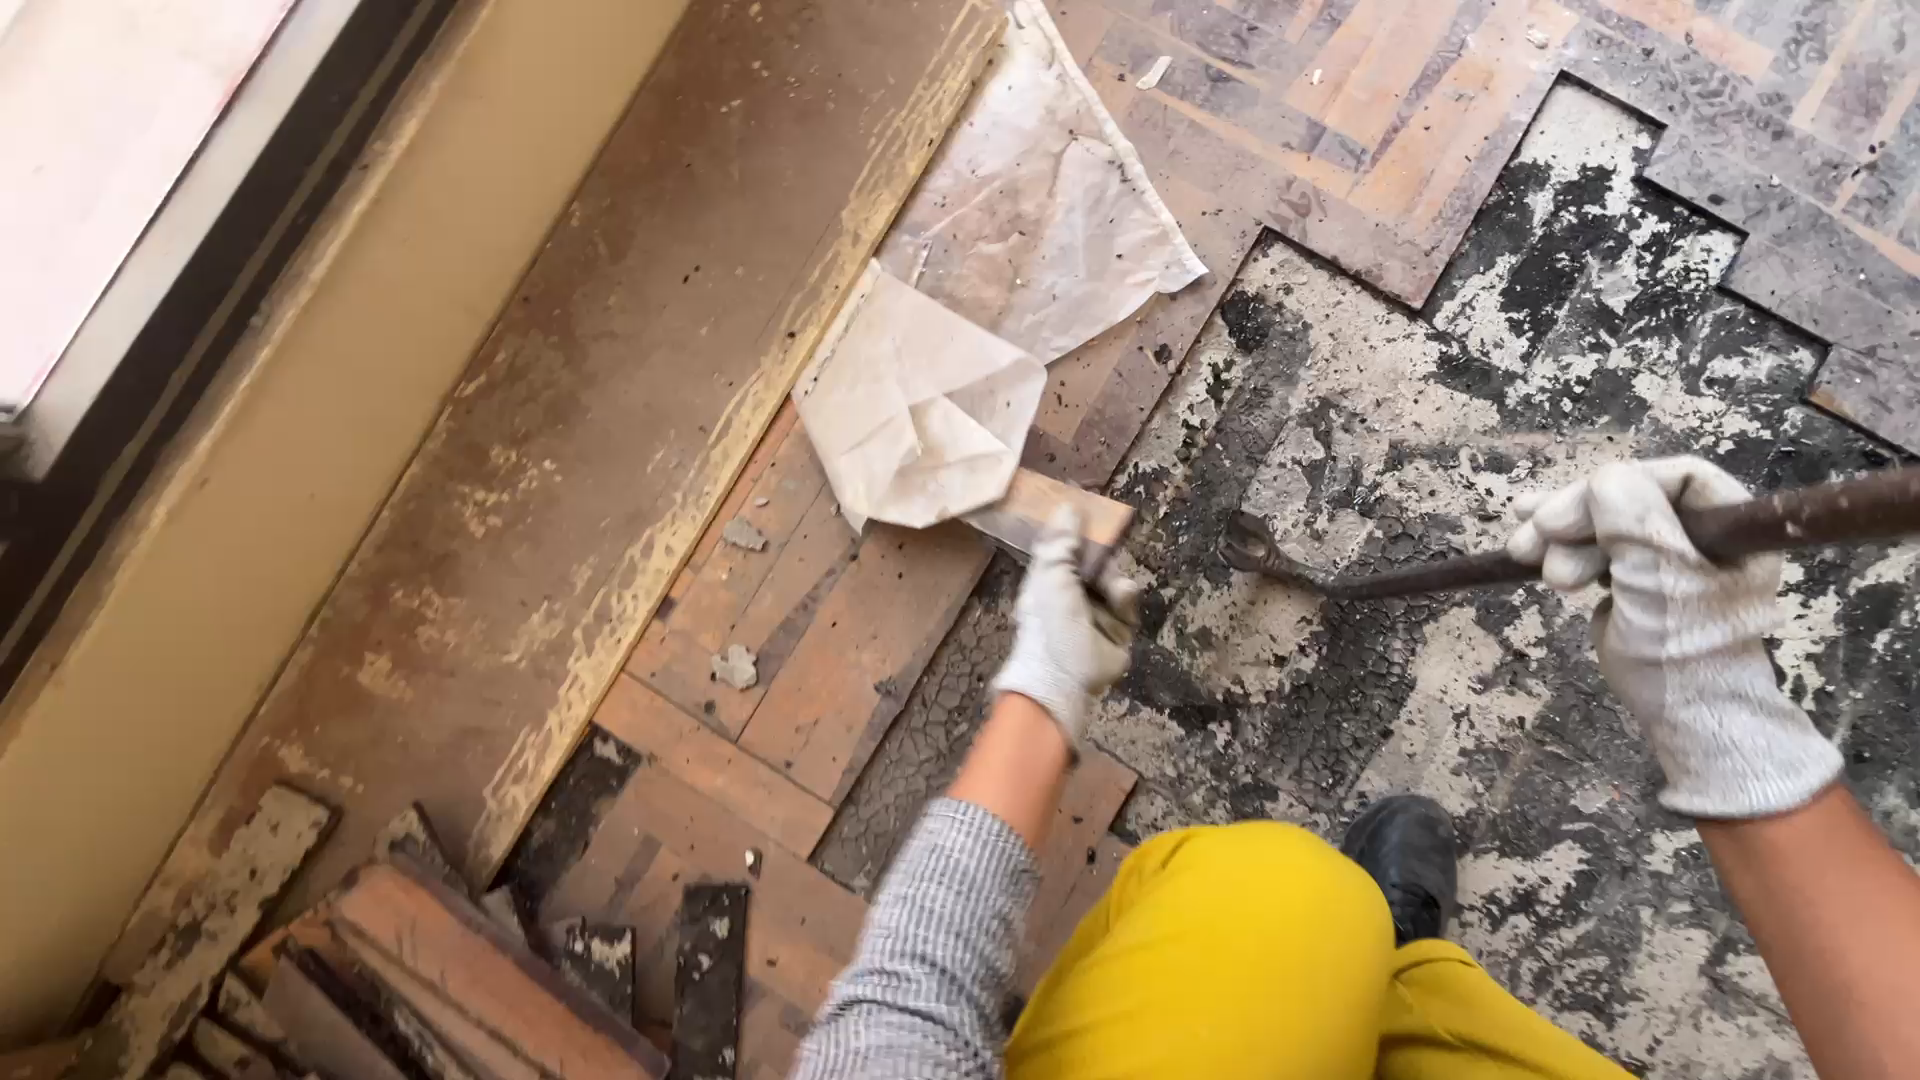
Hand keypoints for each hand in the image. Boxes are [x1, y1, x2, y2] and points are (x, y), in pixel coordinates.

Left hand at [990, 507, 1141, 745]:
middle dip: (1103, 554)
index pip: (1065, 546)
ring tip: (1113, 591)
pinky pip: (1128, 601)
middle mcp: (1072, 591)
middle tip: (1110, 544)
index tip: (1091, 510)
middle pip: (1095, 559)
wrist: (1066, 674)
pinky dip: (1125, 599)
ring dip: (1114, 580)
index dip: (1077, 531)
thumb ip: (1061, 541)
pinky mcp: (1118, 626)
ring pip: (1115, 577)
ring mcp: (1096, 609)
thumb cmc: (1049, 622)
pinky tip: (1121, 601)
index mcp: (1049, 578)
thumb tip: (1068, 506)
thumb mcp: (1050, 575)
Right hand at [1506, 456, 1841, 817]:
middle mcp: (1697, 532)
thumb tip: (1605, 476)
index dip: (1613, 488)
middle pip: (1627, 496)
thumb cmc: (1679, 652)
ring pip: (1599, 517)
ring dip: (1552, 531)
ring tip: (1521, 554)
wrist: (1676, 708)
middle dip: (1572, 517)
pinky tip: (1523, 536)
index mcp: (1731, 530)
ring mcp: (1658, 550)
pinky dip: (1552, 537)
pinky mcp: (1624, 568)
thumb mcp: (1659, 587)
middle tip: (1532, 544)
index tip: (1560, 519)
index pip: (1676, 478)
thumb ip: (1638, 530)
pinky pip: (1586, 538)